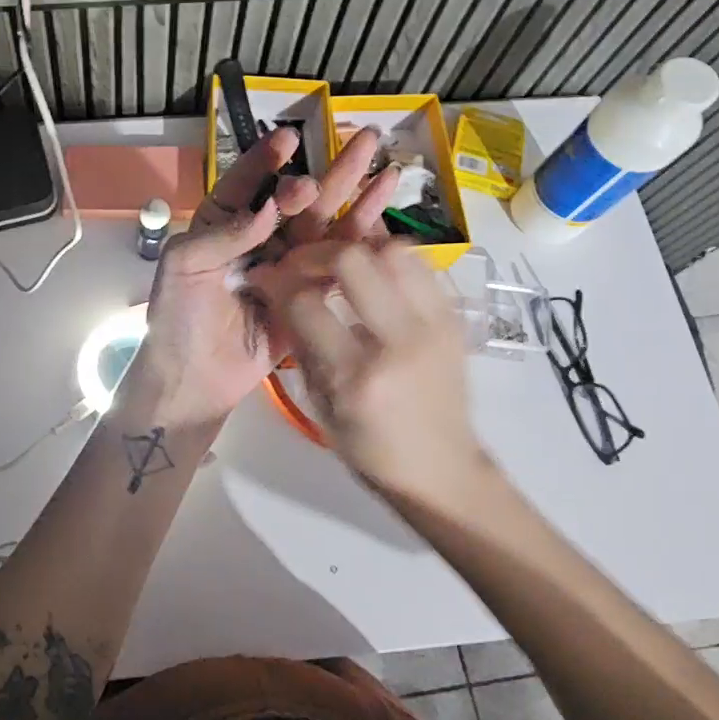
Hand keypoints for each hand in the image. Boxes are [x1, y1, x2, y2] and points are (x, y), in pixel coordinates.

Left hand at [127, 126, 397, 427]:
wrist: (195, 379)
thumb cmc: (178, 319)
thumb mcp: (184, 267)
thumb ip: (224, 234)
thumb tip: (269, 207)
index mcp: (222, 225)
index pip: (248, 183)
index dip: (268, 159)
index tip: (290, 137)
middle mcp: (259, 239)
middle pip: (298, 200)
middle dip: (330, 171)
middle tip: (364, 140)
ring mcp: (288, 267)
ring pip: (325, 226)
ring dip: (356, 198)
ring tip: (387, 168)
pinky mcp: (310, 296)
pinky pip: (337, 264)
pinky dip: (362, 242)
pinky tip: (386, 219)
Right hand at [253, 241, 487, 503]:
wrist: (442, 469)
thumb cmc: (371, 449)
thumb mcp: (321, 406)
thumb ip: (302, 345)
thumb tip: (279, 293)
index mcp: (358, 378)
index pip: (307, 304)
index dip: (277, 283)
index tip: (264, 277)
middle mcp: (400, 343)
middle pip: (353, 261)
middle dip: (315, 254)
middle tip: (302, 266)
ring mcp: (435, 326)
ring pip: (394, 250)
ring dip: (358, 251)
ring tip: (341, 268)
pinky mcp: (454, 319)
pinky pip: (420, 266)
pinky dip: (389, 262)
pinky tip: (374, 279)